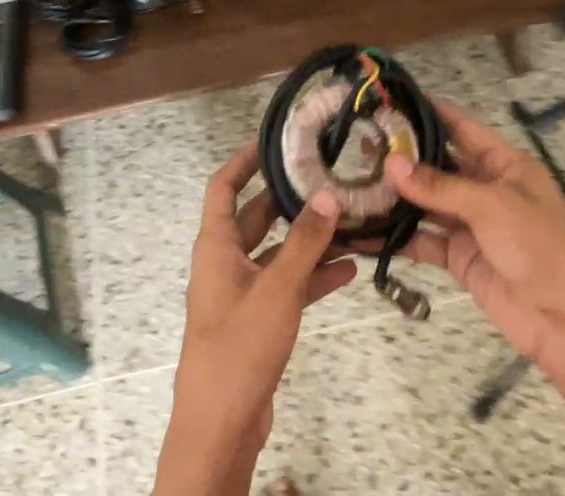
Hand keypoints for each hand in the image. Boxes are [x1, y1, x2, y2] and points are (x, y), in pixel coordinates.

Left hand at [156, 143, 355, 495]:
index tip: (274, 142)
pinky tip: (349, 269)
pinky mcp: (258, 320)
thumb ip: (305, 243)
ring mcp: (242, 292)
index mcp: (215, 245)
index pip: (223, 187)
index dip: (244, 161)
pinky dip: (312, 276)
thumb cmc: (240, 345)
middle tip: (325, 177)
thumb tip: (328, 196)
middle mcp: (225, 262)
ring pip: (276, 253)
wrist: (221, 422)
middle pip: (255, 217)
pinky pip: (287, 286)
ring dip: (307, 239)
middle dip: (288, 199)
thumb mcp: (277, 288)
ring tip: (348, 220)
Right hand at [385, 101, 564, 374]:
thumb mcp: (493, 206)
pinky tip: (363, 232)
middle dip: (403, 156)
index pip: (462, 128)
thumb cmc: (542, 248)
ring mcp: (471, 225)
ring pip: (425, 203)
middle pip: (438, 165)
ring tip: (352, 182)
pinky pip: (422, 240)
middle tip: (359, 143)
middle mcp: (486, 189)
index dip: (429, 113)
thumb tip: (390, 163)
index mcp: (506, 165)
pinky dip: (395, 237)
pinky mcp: (459, 258)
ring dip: (394, 196)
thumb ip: (439, 186)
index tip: (390, 101)